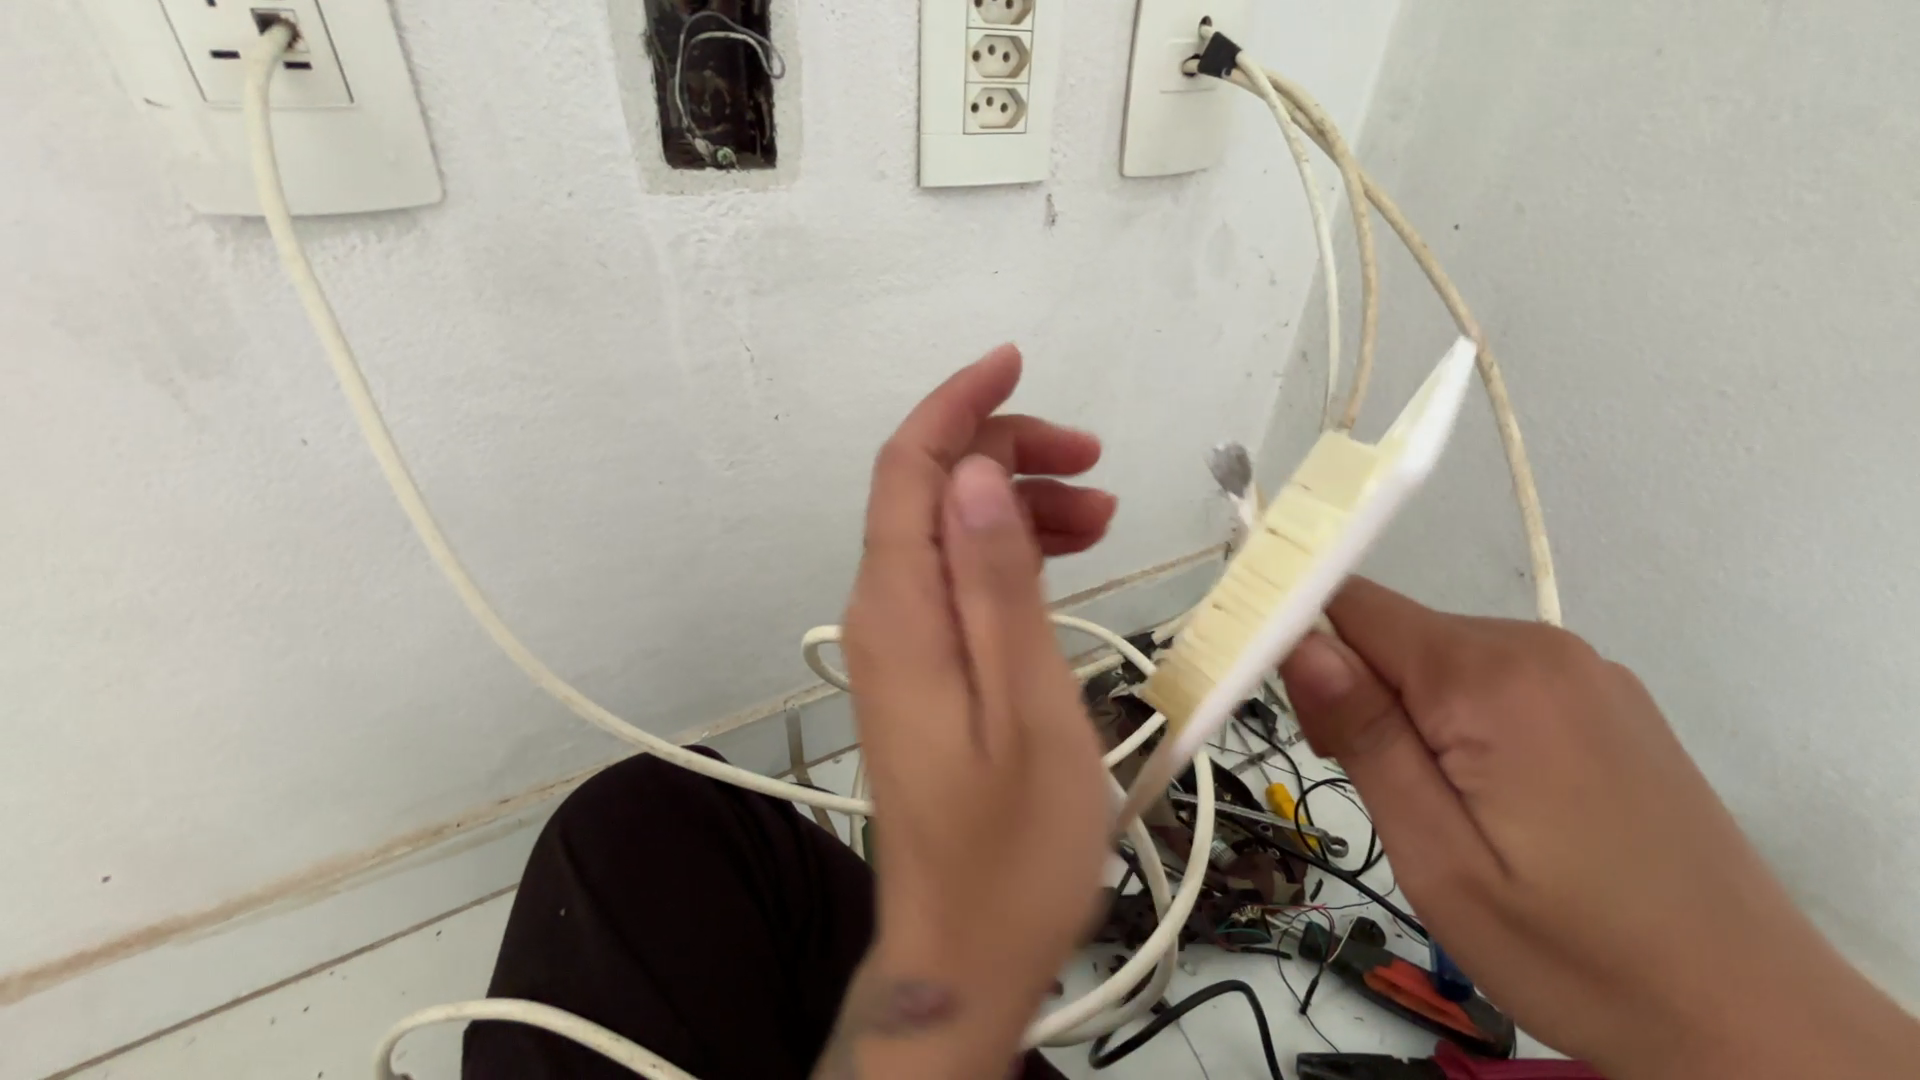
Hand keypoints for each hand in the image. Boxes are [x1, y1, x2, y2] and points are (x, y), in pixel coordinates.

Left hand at [818, 345, 1114, 1078]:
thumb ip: (995, 585)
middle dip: (1005, 452)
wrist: (962, 949)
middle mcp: (884, 614)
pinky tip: (1064, 561)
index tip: (1014, 359)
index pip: (910, 469)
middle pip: (928, 491)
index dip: (957, 404)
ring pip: (947, 533)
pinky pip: (956, 581)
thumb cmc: (1011, 848)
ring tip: (1101, 514)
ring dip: (1017, 504)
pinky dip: (1008, 554)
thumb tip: (973, 476)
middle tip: (1096, 464)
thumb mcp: (1025, 709)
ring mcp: (898, 643)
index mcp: (901, 613)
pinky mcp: (920, 669)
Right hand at [1280, 578, 1919, 1079]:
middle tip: (1370, 786)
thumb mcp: (1439, 858)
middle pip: (1392, 631)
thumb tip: (1297, 643)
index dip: (1298, 641)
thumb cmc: (1573, 950)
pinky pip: (1489, 678)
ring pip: (1436, 656)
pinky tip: (1488, 794)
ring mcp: (1581, 670)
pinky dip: (1456, 717)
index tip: (1291, 715)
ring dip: (1404, 710)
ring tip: (1433, 804)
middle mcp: (1539, 647)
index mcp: (1492, 677)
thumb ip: (1366, 738)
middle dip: (1353, 691)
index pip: (1350, 603)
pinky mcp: (1603, 699)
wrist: (1752, 1019)